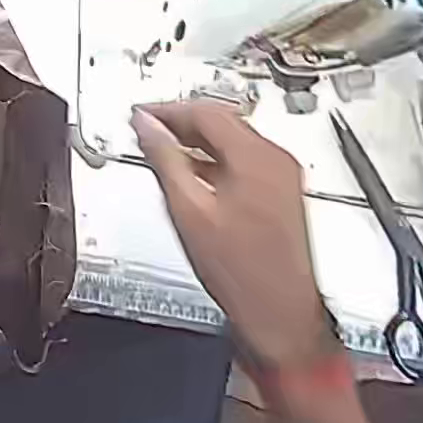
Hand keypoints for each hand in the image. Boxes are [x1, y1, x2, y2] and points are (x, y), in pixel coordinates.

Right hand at [132, 101, 336, 371]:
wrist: (278, 313)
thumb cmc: (240, 271)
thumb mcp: (187, 208)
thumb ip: (164, 159)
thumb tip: (146, 126)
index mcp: (256, 159)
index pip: (206, 113)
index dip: (167, 110)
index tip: (140, 114)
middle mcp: (276, 161)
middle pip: (221, 120)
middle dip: (180, 120)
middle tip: (145, 125)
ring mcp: (282, 176)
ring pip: (231, 138)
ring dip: (194, 137)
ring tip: (160, 144)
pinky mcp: (280, 191)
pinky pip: (240, 158)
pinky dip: (210, 156)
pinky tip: (187, 168)